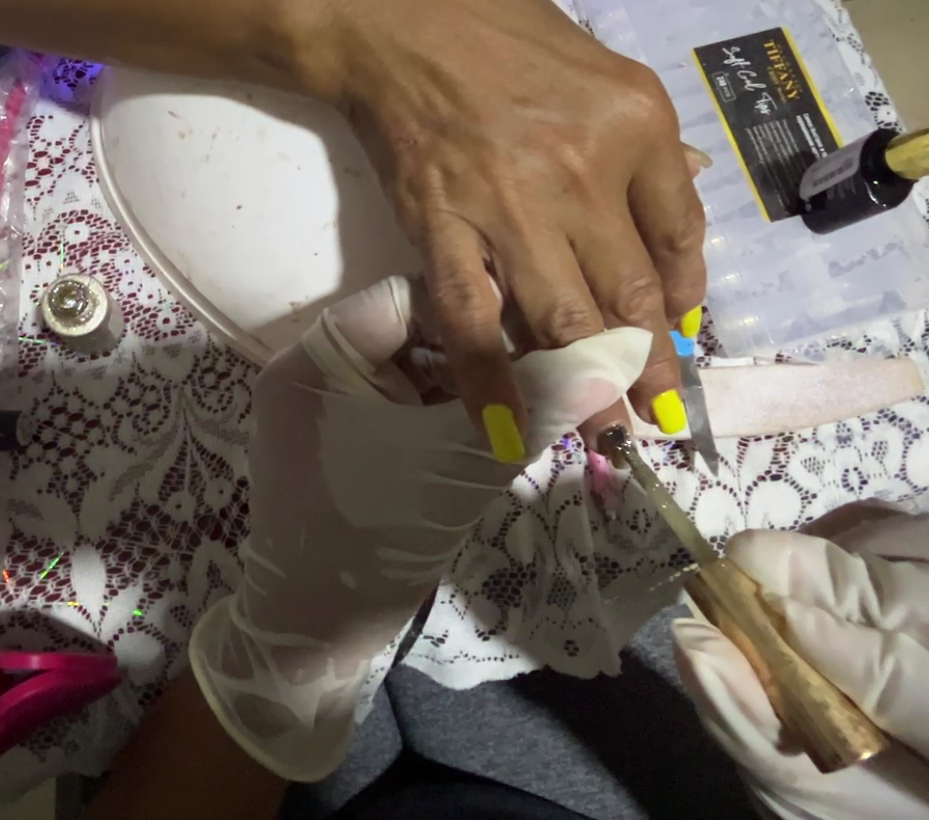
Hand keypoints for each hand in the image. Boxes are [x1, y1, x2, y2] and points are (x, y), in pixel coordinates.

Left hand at [189, 276, 650, 780]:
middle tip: (543, 368)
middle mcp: (311, 364)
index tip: (538, 336)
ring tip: (526, 399)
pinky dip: (443, 412)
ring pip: (409, 368)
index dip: (479, 310)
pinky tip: (491, 429)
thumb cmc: (377, 537)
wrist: (319, 631)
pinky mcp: (336, 433)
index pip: (410, 297)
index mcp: (319, 354)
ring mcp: (320, 401)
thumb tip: (617, 352)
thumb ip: (535, 404)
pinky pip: (397, 401)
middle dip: (478, 351)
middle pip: (409, 331)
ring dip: (466, 385)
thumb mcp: (460, 463)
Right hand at [323, 0, 705, 454]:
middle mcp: (584, 172)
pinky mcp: (441, 227)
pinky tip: (507, 427)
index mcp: (636, 122)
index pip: (681, 234)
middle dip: (647, 368)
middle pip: (628, 294)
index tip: (678, 334)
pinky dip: (490, 380)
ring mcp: (510, 206)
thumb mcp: (598, 63)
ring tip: (602, 437)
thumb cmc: (496, 25)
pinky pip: (471, 319)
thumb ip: (641, 139)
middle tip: (657, 418)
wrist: (394, 18)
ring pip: (561, 320)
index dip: (685, 299)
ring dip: (586, 390)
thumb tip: (679, 189)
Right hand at [672, 508, 928, 819]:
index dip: (859, 657)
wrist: (916, 786)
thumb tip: (698, 643)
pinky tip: (811, 554)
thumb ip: (759, 727)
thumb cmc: (871, 807)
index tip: (771, 613)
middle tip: (758, 560)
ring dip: (860, 550)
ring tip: (779, 564)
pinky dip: (861, 529)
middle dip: (863, 586)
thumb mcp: (815, 799)